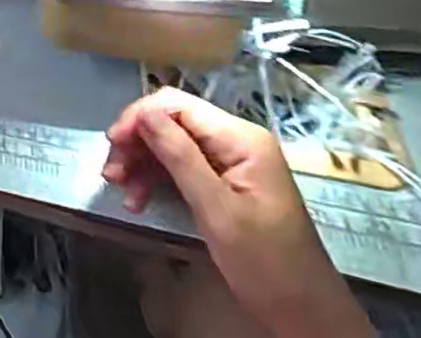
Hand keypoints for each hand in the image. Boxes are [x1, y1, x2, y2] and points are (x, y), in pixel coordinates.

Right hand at [102, 89, 371, 337]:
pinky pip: (181, 166)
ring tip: (121, 189)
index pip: (177, 105)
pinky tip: (140, 199)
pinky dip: (157, 178)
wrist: (308, 318)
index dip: (140, 117)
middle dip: (137, 143)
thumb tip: (143, 113)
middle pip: (171, 122)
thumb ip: (179, 156)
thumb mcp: (218, 210)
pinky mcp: (224, 182)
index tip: (113, 142)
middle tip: (112, 173)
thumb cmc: (266, 264)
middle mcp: (235, 140)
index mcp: (240, 138)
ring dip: (142, 163)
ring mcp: (230, 160)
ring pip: (171, 144)